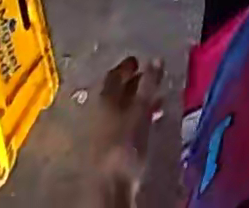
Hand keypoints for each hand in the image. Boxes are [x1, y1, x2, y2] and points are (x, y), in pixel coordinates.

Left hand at [89, 57, 164, 207]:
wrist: (103, 189)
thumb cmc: (122, 144)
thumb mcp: (139, 111)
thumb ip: (148, 85)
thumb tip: (157, 60)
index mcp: (100, 96)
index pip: (114, 74)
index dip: (128, 67)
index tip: (141, 62)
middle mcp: (91, 109)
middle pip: (111, 91)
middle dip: (129, 85)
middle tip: (147, 82)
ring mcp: (91, 132)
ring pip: (113, 110)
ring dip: (130, 105)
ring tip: (150, 105)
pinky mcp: (96, 152)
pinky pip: (113, 128)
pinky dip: (126, 122)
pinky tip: (139, 127)